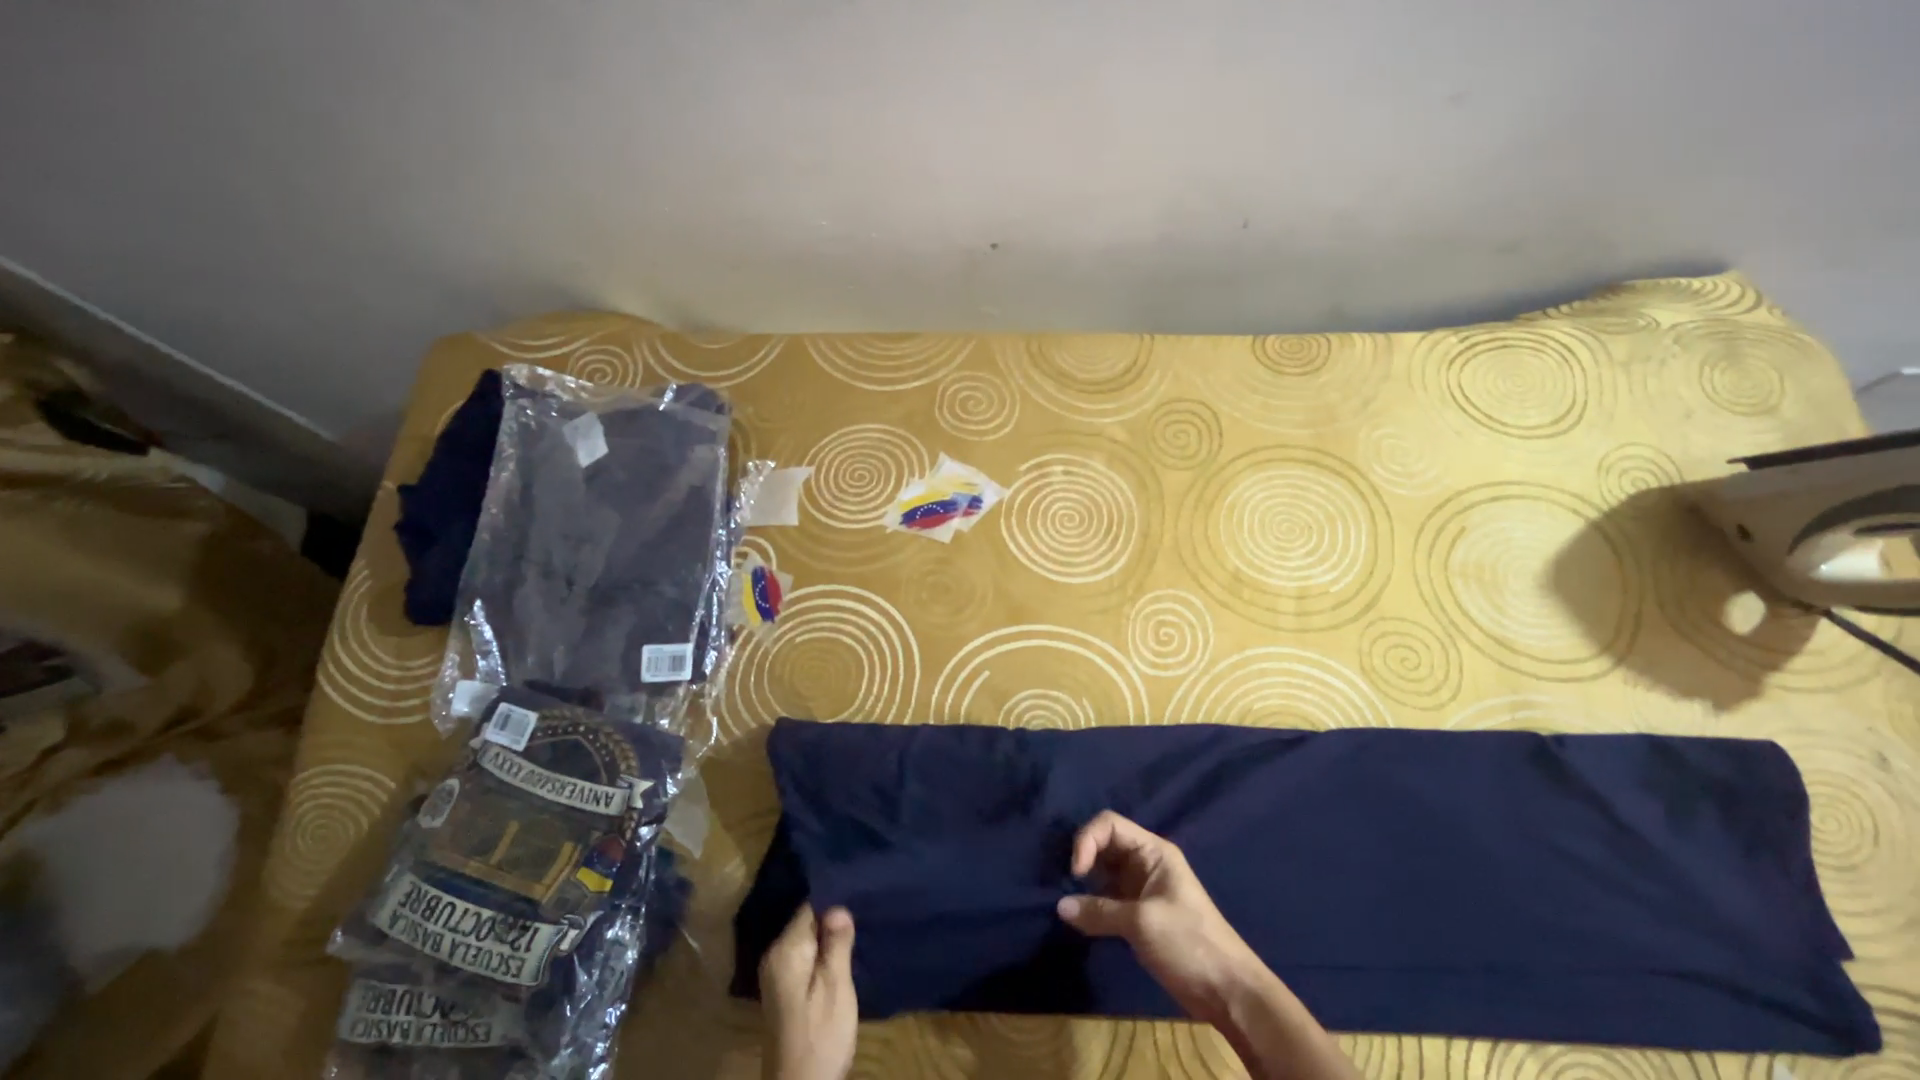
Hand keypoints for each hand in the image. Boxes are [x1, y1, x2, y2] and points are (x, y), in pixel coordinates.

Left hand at [759, 904, 857, 1079]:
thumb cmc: (822, 1037)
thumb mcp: (836, 989)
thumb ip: (836, 946)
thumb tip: (839, 905)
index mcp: (786, 951)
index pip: (809, 907)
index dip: (835, 901)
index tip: (861, 895)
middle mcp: (773, 955)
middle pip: (805, 921)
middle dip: (832, 917)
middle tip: (865, 912)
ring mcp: (774, 972)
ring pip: (804, 938)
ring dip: (827, 936)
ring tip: (856, 931)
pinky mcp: (780, 987)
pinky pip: (801, 955)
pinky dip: (819, 953)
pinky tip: (839, 956)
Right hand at [1057, 812, 1359, 1079]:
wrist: (1226, 989)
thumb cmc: (1189, 943)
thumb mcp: (1142, 923)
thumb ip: (1099, 911)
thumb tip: (1060, 907)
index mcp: (1154, 852)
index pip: (1109, 825)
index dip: (1087, 840)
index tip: (1076, 873)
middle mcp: (1145, 863)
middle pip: (1103, 845)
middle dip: (1082, 859)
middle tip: (1065, 885)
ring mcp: (1141, 889)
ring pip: (1102, 873)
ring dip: (1084, 884)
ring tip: (1066, 903)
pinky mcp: (1137, 915)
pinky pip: (1106, 899)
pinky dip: (1090, 904)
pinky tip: (1078, 919)